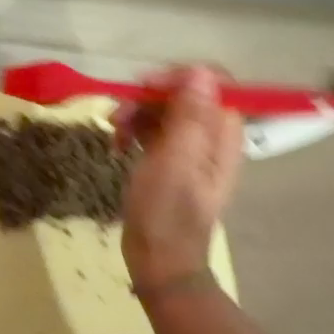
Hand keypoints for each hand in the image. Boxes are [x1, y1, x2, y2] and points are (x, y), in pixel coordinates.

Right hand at [121, 65, 244, 288]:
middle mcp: (211, 137)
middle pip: (182, 93)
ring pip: (163, 109)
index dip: (178, 76)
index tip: (144, 87)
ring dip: (135, 112)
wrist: (159, 261)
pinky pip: (152, 129)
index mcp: (221, 135)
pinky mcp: (169, 160)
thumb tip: (200, 72)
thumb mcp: (175, 160)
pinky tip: (116, 145)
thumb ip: (190, 116)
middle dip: (148, 97)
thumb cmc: (167, 212)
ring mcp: (190, 149)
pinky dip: (133, 129)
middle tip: (117, 113)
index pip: (211, 82)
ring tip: (112, 130)